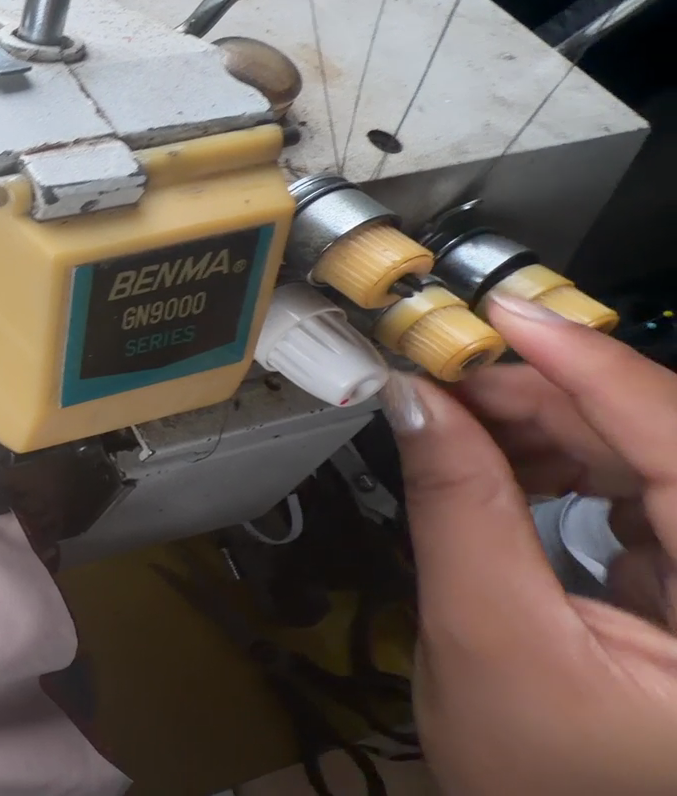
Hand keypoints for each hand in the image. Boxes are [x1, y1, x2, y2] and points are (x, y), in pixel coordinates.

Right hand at [384, 294, 676, 793]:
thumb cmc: (540, 770)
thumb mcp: (486, 633)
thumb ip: (456, 506)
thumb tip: (411, 398)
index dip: (602, 372)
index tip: (506, 313)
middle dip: (556, 394)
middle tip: (445, 370)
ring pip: (661, 457)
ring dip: (553, 423)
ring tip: (459, 416)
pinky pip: (650, 487)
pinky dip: (568, 458)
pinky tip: (505, 455)